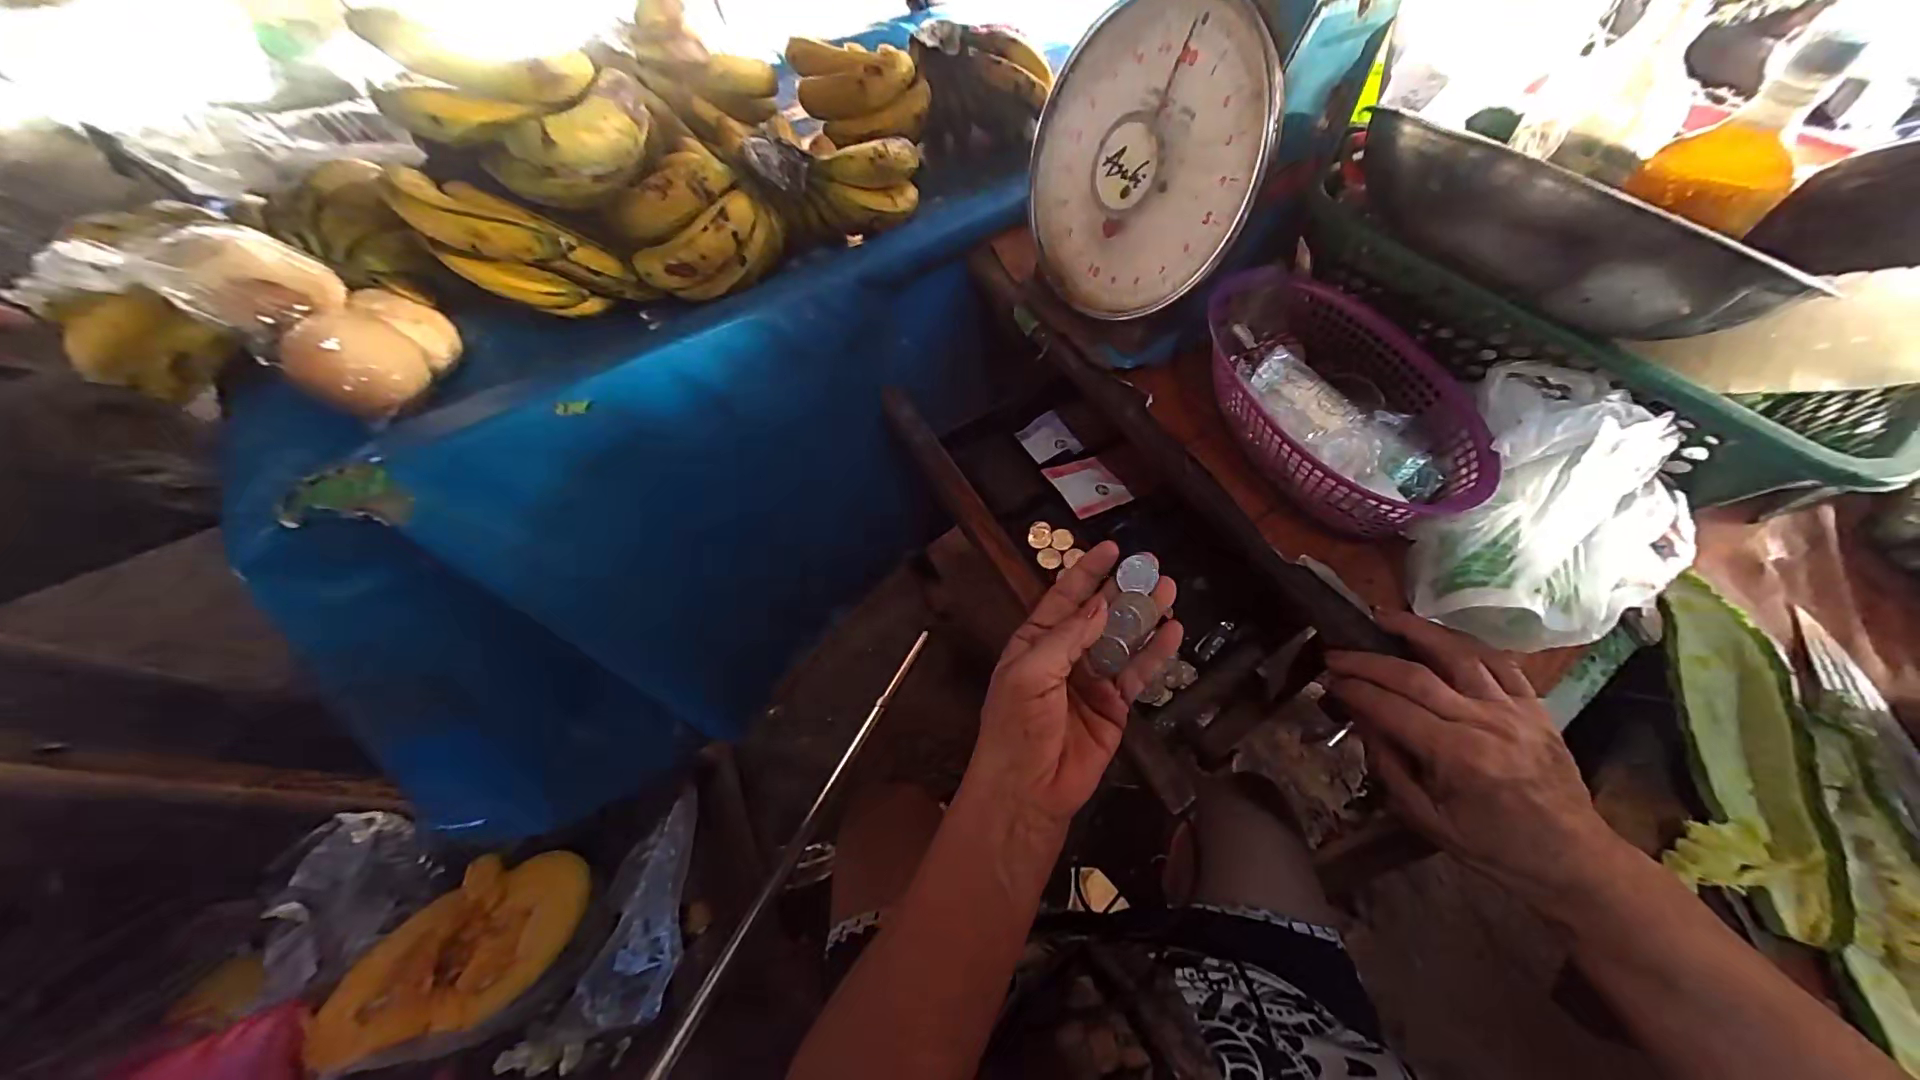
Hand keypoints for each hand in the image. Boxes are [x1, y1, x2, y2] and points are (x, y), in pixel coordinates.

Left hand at [968, 541, 1183, 825]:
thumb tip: (1101, 606)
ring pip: (1123, 640)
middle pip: (1099, 615)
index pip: (1063, 597)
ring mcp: (1092, 680)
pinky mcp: (1115, 706)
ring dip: (1144, 616)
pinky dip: (1155, 653)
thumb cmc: (1016, 725)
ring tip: (1168, 590)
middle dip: (1123, 590)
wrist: (1028, 788)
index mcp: (1035, 641)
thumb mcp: (1031, 674)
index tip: (1111, 549)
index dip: (1087, 573)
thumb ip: (1067, 639)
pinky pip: (1138, 673)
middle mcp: (1065, 655)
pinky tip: (1172, 632)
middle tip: (1151, 566)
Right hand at [1325, 612, 1624, 910]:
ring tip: (1382, 616)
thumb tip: (1359, 720)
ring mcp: (1515, 710)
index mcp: (1458, 757)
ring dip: (1415, 630)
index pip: (1390, 707)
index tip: (1326, 678)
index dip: (1353, 689)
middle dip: (1367, 660)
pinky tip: (1437, 635)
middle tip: (1335, 652)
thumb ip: (1387, 766)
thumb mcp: (1425, 818)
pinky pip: (1498, 661)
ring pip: (1458, 654)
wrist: (1575, 859)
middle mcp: (1486, 724)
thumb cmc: (1493, 847)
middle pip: (1414, 675)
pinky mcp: (1535, 706)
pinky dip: (1463, 643)